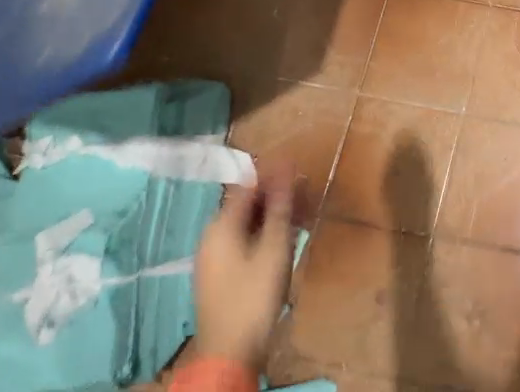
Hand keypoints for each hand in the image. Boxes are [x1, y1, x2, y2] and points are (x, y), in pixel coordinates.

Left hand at [192, 164, 294, 369]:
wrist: (230, 353)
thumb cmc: (254, 296)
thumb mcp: (274, 248)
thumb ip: (280, 207)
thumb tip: (285, 168)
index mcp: (220, 227)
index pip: (247, 185)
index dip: (273, 173)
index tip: (299, 166)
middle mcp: (212, 237)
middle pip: (246, 205)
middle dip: (276, 195)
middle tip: (308, 192)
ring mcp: (214, 257)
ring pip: (247, 224)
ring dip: (274, 215)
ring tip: (304, 214)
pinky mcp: (220, 274)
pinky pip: (243, 241)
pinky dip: (265, 234)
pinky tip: (286, 239)